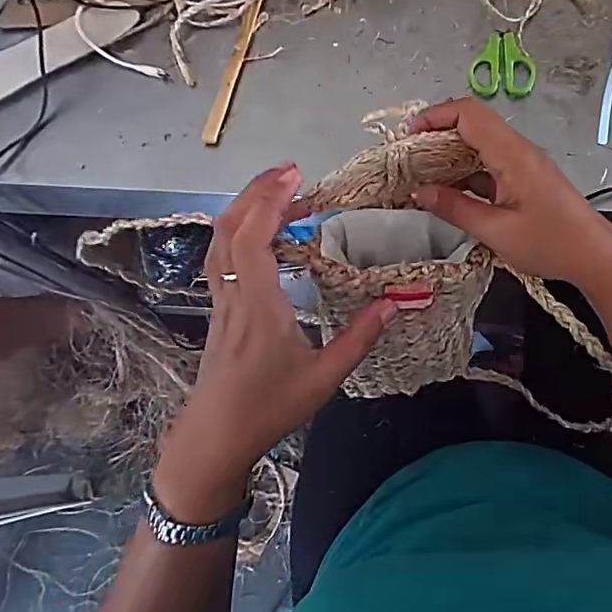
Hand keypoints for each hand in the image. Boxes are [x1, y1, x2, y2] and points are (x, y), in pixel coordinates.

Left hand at [153, 164, 395, 521]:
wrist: (214, 439)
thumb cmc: (268, 408)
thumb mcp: (323, 377)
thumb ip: (360, 336)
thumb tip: (397, 301)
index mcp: (257, 304)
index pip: (252, 237)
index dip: (269, 200)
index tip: (295, 175)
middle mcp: (232, 293)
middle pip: (229, 227)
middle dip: (257, 191)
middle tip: (291, 172)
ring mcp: (221, 299)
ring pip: (221, 239)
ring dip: (247, 208)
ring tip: (282, 195)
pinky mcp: (219, 307)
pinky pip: (223, 256)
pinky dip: (241, 230)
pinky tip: (265, 234)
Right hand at [407, 98, 611, 286]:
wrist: (595, 256)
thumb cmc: (551, 243)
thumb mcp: (496, 231)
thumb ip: (455, 208)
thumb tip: (419, 192)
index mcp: (512, 155)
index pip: (468, 113)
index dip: (434, 116)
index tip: (408, 136)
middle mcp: (518, 150)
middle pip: (472, 122)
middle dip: (436, 134)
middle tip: (409, 157)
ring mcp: (522, 162)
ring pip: (479, 142)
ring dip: (450, 153)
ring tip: (422, 175)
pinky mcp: (525, 177)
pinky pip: (489, 162)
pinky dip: (466, 170)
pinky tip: (449, 190)